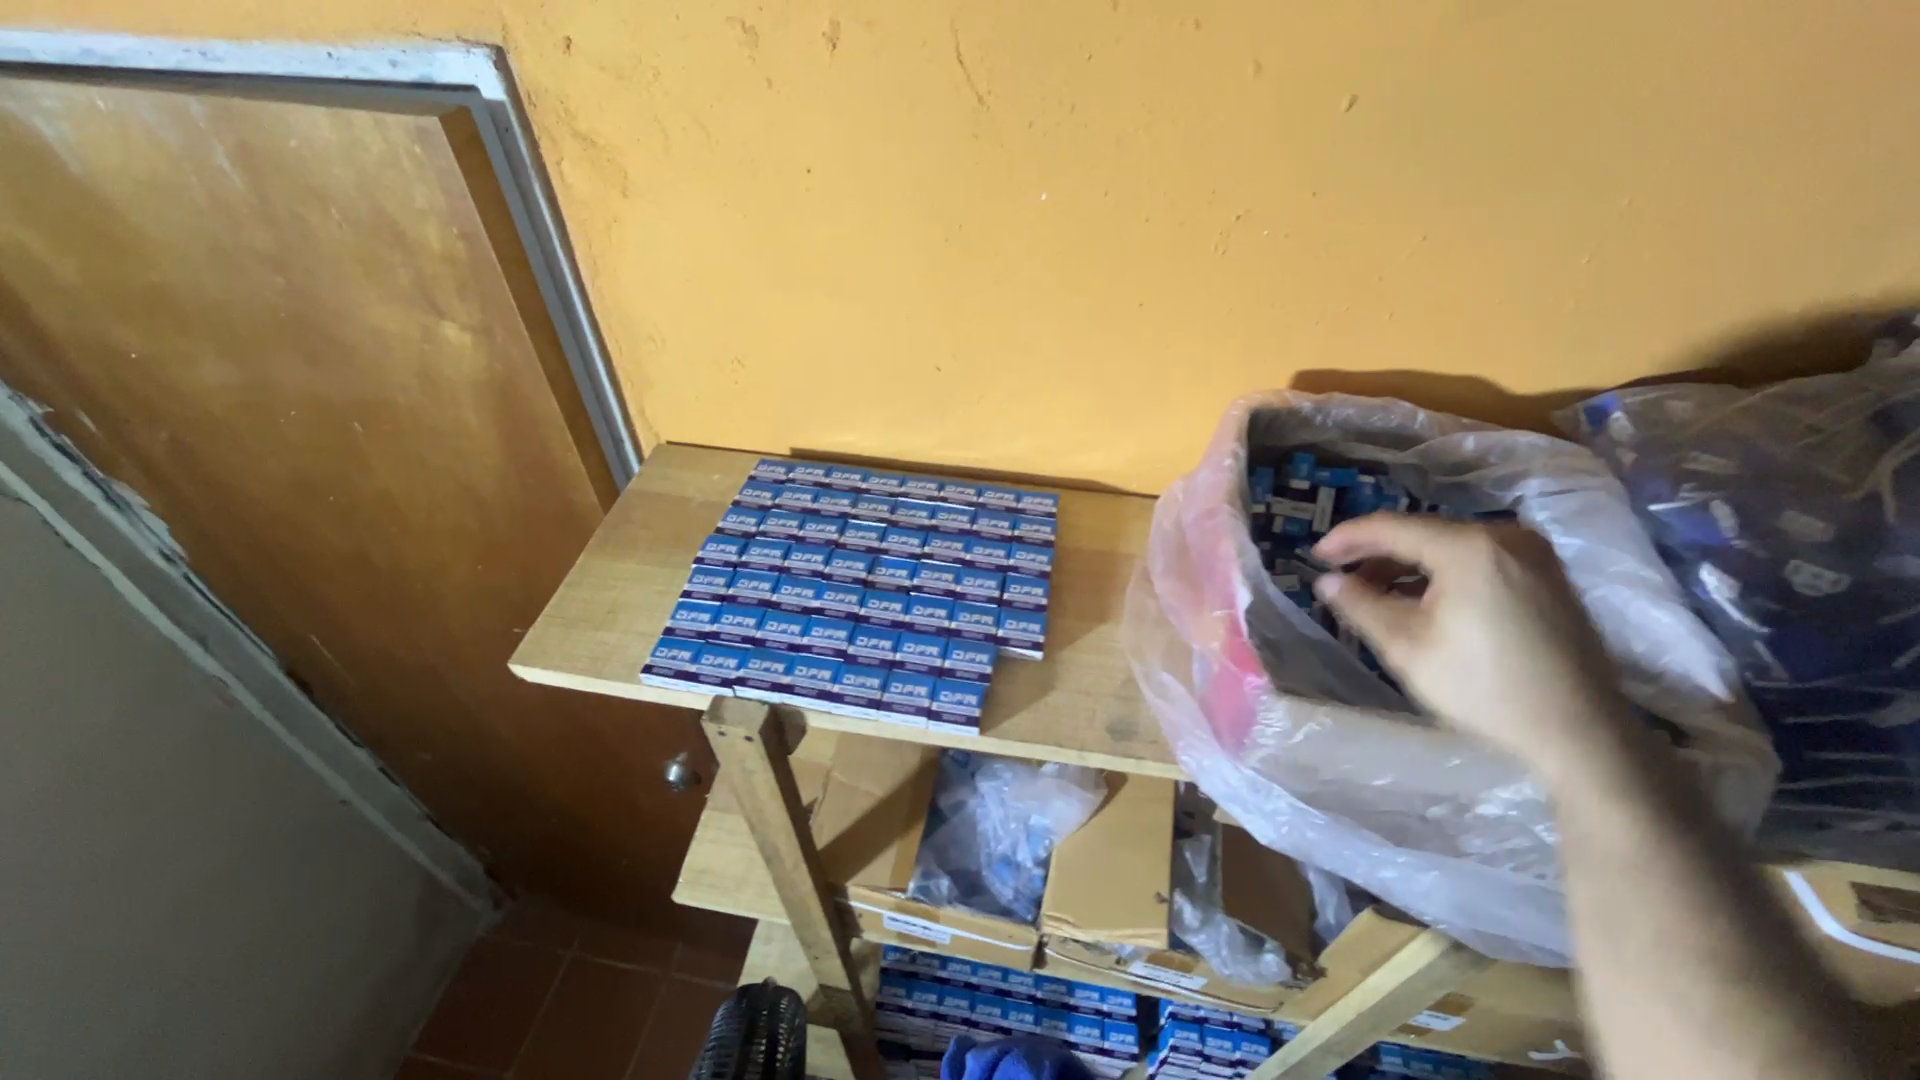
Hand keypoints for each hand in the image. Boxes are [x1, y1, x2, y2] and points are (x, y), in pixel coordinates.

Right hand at [1312, 514, 1637, 778]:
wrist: (1580, 731)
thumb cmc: (1484, 688)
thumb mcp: (1407, 648)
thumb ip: (1360, 605)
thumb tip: (1327, 580)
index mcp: (1469, 547)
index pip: (1391, 527)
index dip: (1347, 539)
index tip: (1314, 556)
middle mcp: (1505, 536)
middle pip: (1423, 533)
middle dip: (1377, 554)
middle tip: (1341, 576)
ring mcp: (1534, 553)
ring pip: (1451, 547)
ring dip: (1409, 565)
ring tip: (1376, 592)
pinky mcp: (1548, 575)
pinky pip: (1480, 559)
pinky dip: (1444, 573)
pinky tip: (1423, 599)